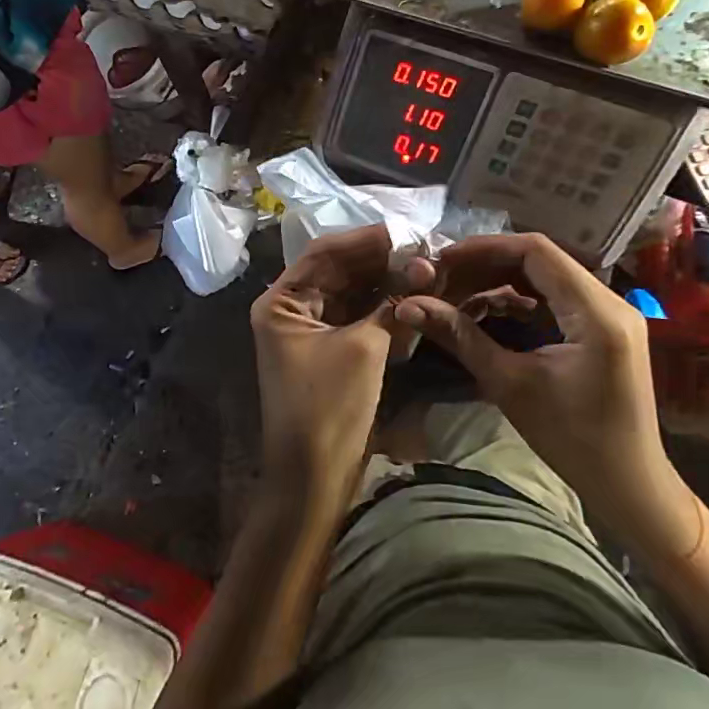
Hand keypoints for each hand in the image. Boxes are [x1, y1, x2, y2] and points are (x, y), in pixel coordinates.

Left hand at [249, 225, 430, 506]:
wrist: (314, 479)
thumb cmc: (328, 407)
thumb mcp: (363, 348)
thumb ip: (392, 302)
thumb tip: (425, 265)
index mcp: (282, 301)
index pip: (326, 252)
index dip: (367, 238)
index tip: (409, 230)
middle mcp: (292, 308)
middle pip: (340, 270)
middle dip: (382, 259)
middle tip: (425, 248)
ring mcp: (311, 330)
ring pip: (352, 291)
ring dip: (387, 280)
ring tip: (426, 265)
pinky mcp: (331, 349)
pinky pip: (359, 315)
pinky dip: (385, 305)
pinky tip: (414, 293)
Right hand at [396, 233, 694, 549]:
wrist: (628, 484)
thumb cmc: (571, 440)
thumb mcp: (510, 384)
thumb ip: (460, 336)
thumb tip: (408, 306)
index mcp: (597, 311)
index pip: (535, 251)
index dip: (483, 248)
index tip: (441, 260)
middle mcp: (609, 300)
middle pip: (538, 260)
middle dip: (485, 266)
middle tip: (440, 280)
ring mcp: (609, 311)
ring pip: (544, 276)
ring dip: (498, 282)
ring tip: (456, 297)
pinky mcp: (603, 325)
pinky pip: (554, 297)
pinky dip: (518, 300)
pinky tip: (486, 313)